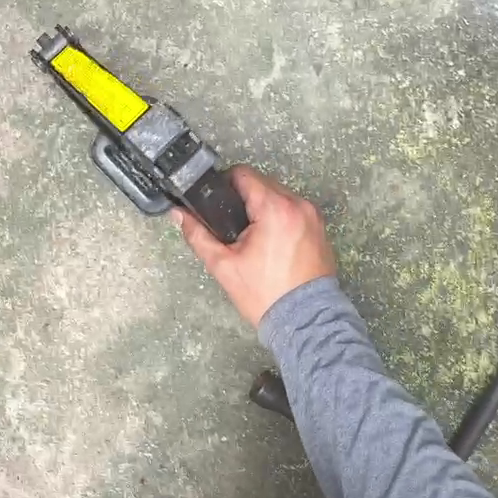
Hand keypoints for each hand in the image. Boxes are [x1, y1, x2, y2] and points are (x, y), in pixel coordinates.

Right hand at [174, 166, 335, 327]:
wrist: (305, 323)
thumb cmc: (266, 294)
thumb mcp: (223, 265)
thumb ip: (198, 235)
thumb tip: (179, 214)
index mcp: (275, 209)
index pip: (244, 174)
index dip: (225, 184)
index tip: (217, 203)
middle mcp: (298, 205)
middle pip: (262, 183)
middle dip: (244, 199)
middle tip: (232, 226)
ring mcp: (312, 216)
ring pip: (278, 195)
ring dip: (262, 206)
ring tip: (250, 235)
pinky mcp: (319, 228)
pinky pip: (293, 209)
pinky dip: (280, 217)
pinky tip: (269, 241)